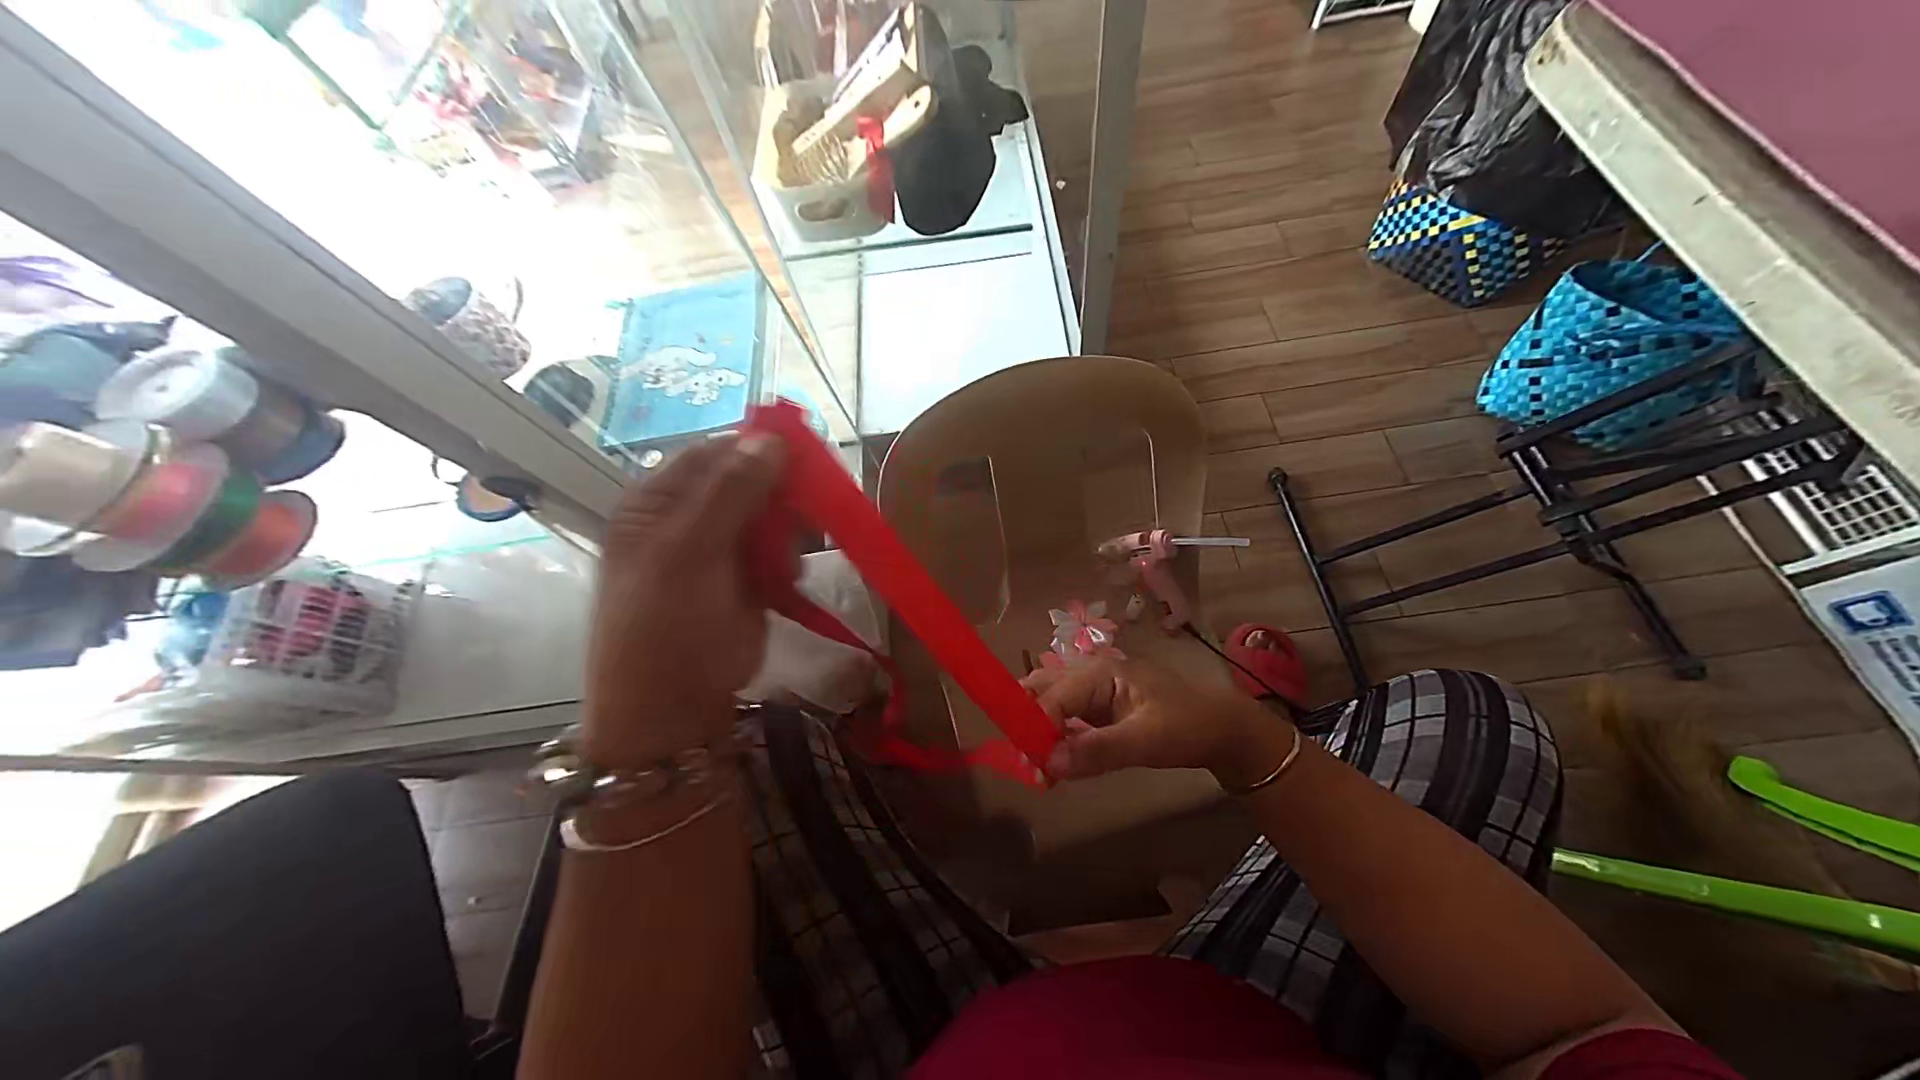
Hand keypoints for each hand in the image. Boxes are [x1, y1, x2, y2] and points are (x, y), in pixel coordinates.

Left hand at [583, 433, 788, 767]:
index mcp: (657, 502)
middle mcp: (689, 518)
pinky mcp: (747, 578)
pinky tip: (785, 581)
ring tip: (786, 563)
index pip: (713, 454)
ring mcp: (720, 550)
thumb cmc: (667, 627)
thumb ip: (730, 494)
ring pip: (770, 517)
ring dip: (787, 533)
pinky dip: (788, 560)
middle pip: (748, 482)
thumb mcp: (690, 553)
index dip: (756, 449)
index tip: (805, 453)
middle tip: (808, 512)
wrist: (674, 708)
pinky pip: (778, 550)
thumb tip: (771, 438)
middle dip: (780, 496)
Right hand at [1021, 658, 1294, 789]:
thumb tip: (1048, 764)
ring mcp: (1092, 692)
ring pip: (1048, 704)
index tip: (1031, 768)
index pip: (1050, 698)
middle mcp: (1088, 676)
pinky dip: (1054, 739)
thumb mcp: (1146, 740)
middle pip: (1039, 690)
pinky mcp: (1097, 710)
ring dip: (1037, 733)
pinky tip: (1055, 764)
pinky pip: (1064, 720)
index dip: (1035, 730)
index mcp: (1097, 674)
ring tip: (1036, 768)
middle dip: (1025, 723)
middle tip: (1024, 763)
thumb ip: (1097, 751)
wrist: (1222, 729)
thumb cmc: (1187, 726)